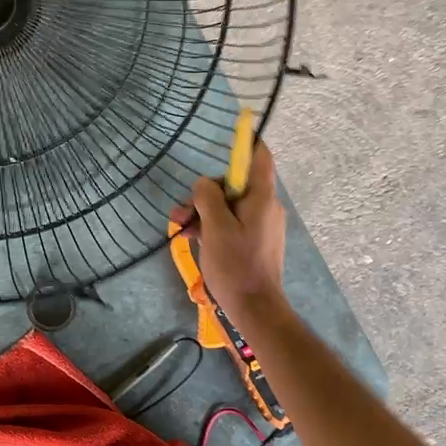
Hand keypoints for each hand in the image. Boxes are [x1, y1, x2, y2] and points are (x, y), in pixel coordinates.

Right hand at [187, 141, 286, 323]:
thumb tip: (204, 184)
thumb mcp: (215, 228)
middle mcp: (266, 207)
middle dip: (206, 193)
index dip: (245, 142)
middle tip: (181, 211)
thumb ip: (208, 198)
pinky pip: (232, 224)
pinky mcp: (255, 243)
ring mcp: (261, 226)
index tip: (228, 136)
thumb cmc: (236, 266)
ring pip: (229, 206)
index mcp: (261, 198)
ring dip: (203, 213)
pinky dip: (213, 227)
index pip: (260, 156)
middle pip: (235, 184)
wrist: (256, 308)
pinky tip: (193, 239)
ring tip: (179, 228)